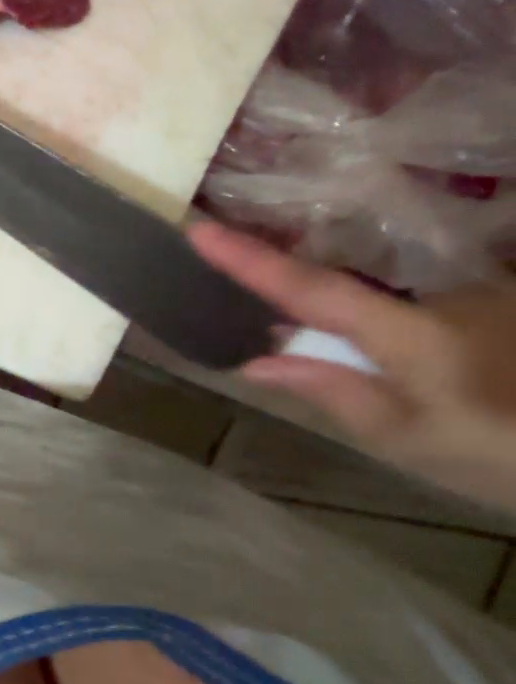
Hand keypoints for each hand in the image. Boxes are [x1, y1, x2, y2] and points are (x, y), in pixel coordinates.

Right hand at [190, 221, 515, 508]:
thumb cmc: (510, 454)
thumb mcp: (412, 441)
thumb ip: (334, 393)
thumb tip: (258, 362)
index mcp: (413, 335)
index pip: (312, 291)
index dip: (252, 260)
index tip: (198, 230)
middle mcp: (448, 301)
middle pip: (355, 300)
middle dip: (323, 326)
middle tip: (331, 369)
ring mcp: (486, 298)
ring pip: (400, 308)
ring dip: (382, 339)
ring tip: (418, 389)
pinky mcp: (505, 307)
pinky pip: (435, 313)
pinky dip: (417, 338)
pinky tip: (450, 375)